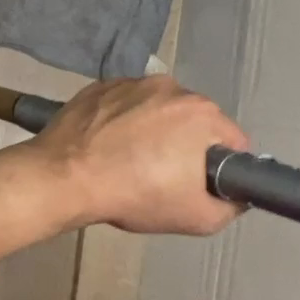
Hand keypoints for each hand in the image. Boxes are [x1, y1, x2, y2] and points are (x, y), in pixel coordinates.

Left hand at [30, 75, 249, 235]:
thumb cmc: (135, 193)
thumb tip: (234, 194)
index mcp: (200, 112)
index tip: (199, 183)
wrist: (65, 176)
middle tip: (163, 174)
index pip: (230, 141)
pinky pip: (123, 103)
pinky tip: (107, 143)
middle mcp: (167, 86)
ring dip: (152, 128)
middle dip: (185, 144)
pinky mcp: (96, 86)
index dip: (221, 166)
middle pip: (192, 120)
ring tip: (130, 158)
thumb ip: (231, 205)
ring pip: (155, 108)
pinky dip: (121, 119)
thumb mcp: (200, 217)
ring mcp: (128, 82)